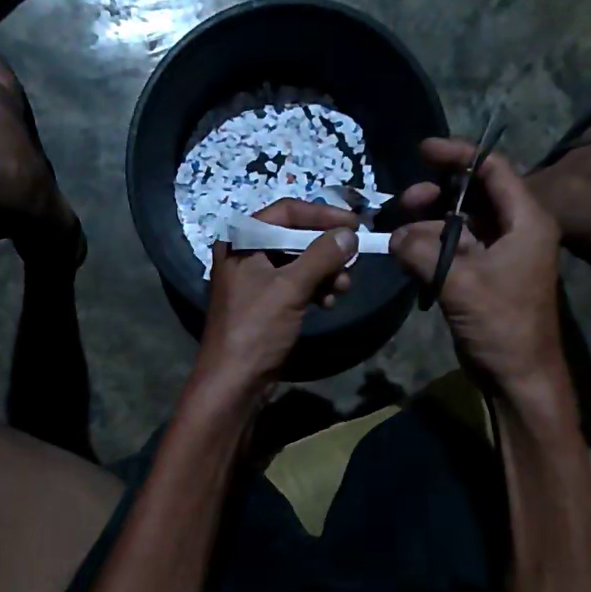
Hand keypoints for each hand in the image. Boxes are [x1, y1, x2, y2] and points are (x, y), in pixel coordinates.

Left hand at [197, 199, 359, 390]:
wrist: (234, 380)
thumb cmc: (256, 328)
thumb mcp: (291, 287)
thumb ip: (322, 255)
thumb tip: (350, 234)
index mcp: (241, 240)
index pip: (286, 211)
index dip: (323, 214)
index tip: (356, 224)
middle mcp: (244, 253)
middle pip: (294, 236)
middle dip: (326, 249)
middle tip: (353, 262)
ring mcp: (254, 279)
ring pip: (298, 261)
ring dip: (325, 271)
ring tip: (342, 288)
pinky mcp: (264, 302)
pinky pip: (295, 283)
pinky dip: (315, 288)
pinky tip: (328, 302)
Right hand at [391, 138, 562, 382]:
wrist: (518, 375)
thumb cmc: (502, 324)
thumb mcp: (460, 284)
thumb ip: (422, 252)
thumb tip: (393, 235)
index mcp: (525, 220)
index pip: (493, 170)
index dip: (458, 155)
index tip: (422, 150)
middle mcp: (514, 230)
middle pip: (471, 196)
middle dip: (434, 195)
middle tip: (402, 204)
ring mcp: (497, 254)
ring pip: (457, 224)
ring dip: (426, 226)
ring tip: (396, 237)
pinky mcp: (481, 276)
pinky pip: (452, 250)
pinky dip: (428, 248)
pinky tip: (405, 253)